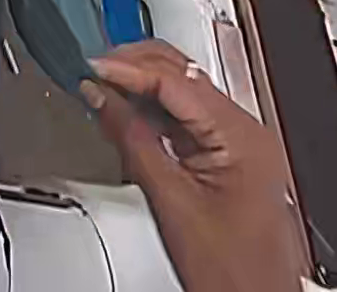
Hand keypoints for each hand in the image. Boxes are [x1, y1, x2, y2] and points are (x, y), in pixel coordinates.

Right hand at [84, 41, 304, 291]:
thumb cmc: (232, 273)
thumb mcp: (171, 201)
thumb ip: (131, 138)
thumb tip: (99, 95)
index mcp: (239, 135)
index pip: (175, 80)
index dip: (128, 69)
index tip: (93, 67)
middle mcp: (243, 128)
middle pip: (181, 72)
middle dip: (133, 65)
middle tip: (93, 69)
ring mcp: (235, 138)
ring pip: (180, 86)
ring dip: (140, 81)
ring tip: (102, 84)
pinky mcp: (224, 150)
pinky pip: (182, 111)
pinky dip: (150, 104)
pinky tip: (125, 107)